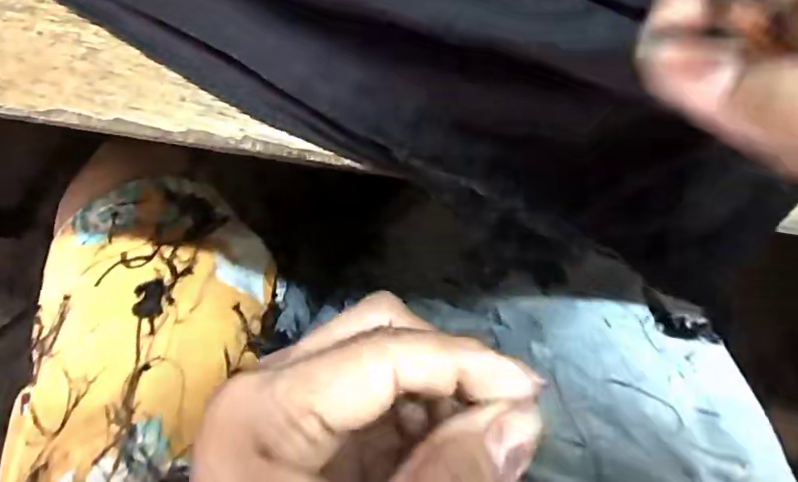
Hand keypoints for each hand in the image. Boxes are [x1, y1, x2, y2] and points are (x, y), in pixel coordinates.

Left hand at [193, 292, 543, 481]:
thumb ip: (446, 476)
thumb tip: (523, 419)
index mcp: (267, 406)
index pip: (385, 348)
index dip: (465, 361)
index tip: (530, 389)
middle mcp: (266, 385)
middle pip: (378, 330)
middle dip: (447, 365)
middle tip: (504, 410)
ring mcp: (277, 406)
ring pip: (375, 357)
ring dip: (435, 390)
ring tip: (480, 436)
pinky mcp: (293, 434)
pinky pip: (364, 400)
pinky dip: (412, 418)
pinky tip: (444, 448)